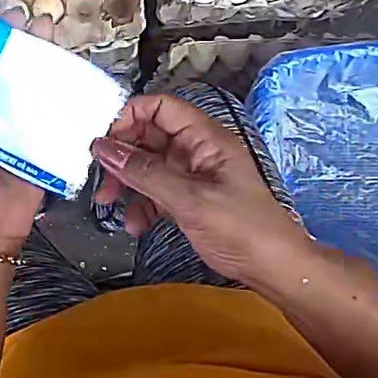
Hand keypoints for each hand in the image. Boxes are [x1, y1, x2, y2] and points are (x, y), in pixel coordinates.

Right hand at [90, 93, 314, 285]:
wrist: (275, 269)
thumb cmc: (244, 229)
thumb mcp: (189, 199)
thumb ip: (144, 172)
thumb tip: (105, 148)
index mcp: (205, 138)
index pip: (161, 107)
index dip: (130, 117)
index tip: (105, 141)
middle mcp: (197, 151)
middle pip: (148, 137)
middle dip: (121, 156)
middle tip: (102, 177)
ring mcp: (192, 175)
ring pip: (146, 167)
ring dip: (125, 184)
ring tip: (110, 204)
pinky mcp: (188, 199)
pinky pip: (154, 192)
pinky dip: (140, 206)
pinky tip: (135, 224)